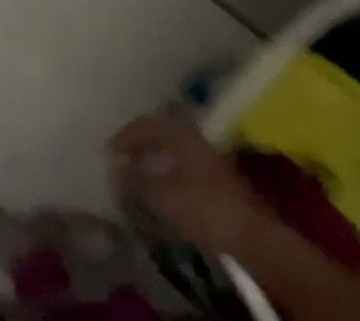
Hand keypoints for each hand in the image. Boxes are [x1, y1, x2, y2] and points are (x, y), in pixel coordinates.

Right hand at [109, 113, 272, 257]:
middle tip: (121, 159)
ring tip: (136, 175)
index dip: (125, 135)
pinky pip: (182, 164)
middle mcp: (195, 139)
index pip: (146, 124)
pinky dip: (166, 170)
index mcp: (181, 135)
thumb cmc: (204, 208)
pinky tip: (159, 189)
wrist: (250, 234)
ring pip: (173, 149)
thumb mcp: (163, 196)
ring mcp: (208, 157)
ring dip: (152, 158)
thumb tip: (116, 170)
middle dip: (139, 144)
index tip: (108, 150)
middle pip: (161, 133)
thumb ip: (136, 181)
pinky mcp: (215, 177)